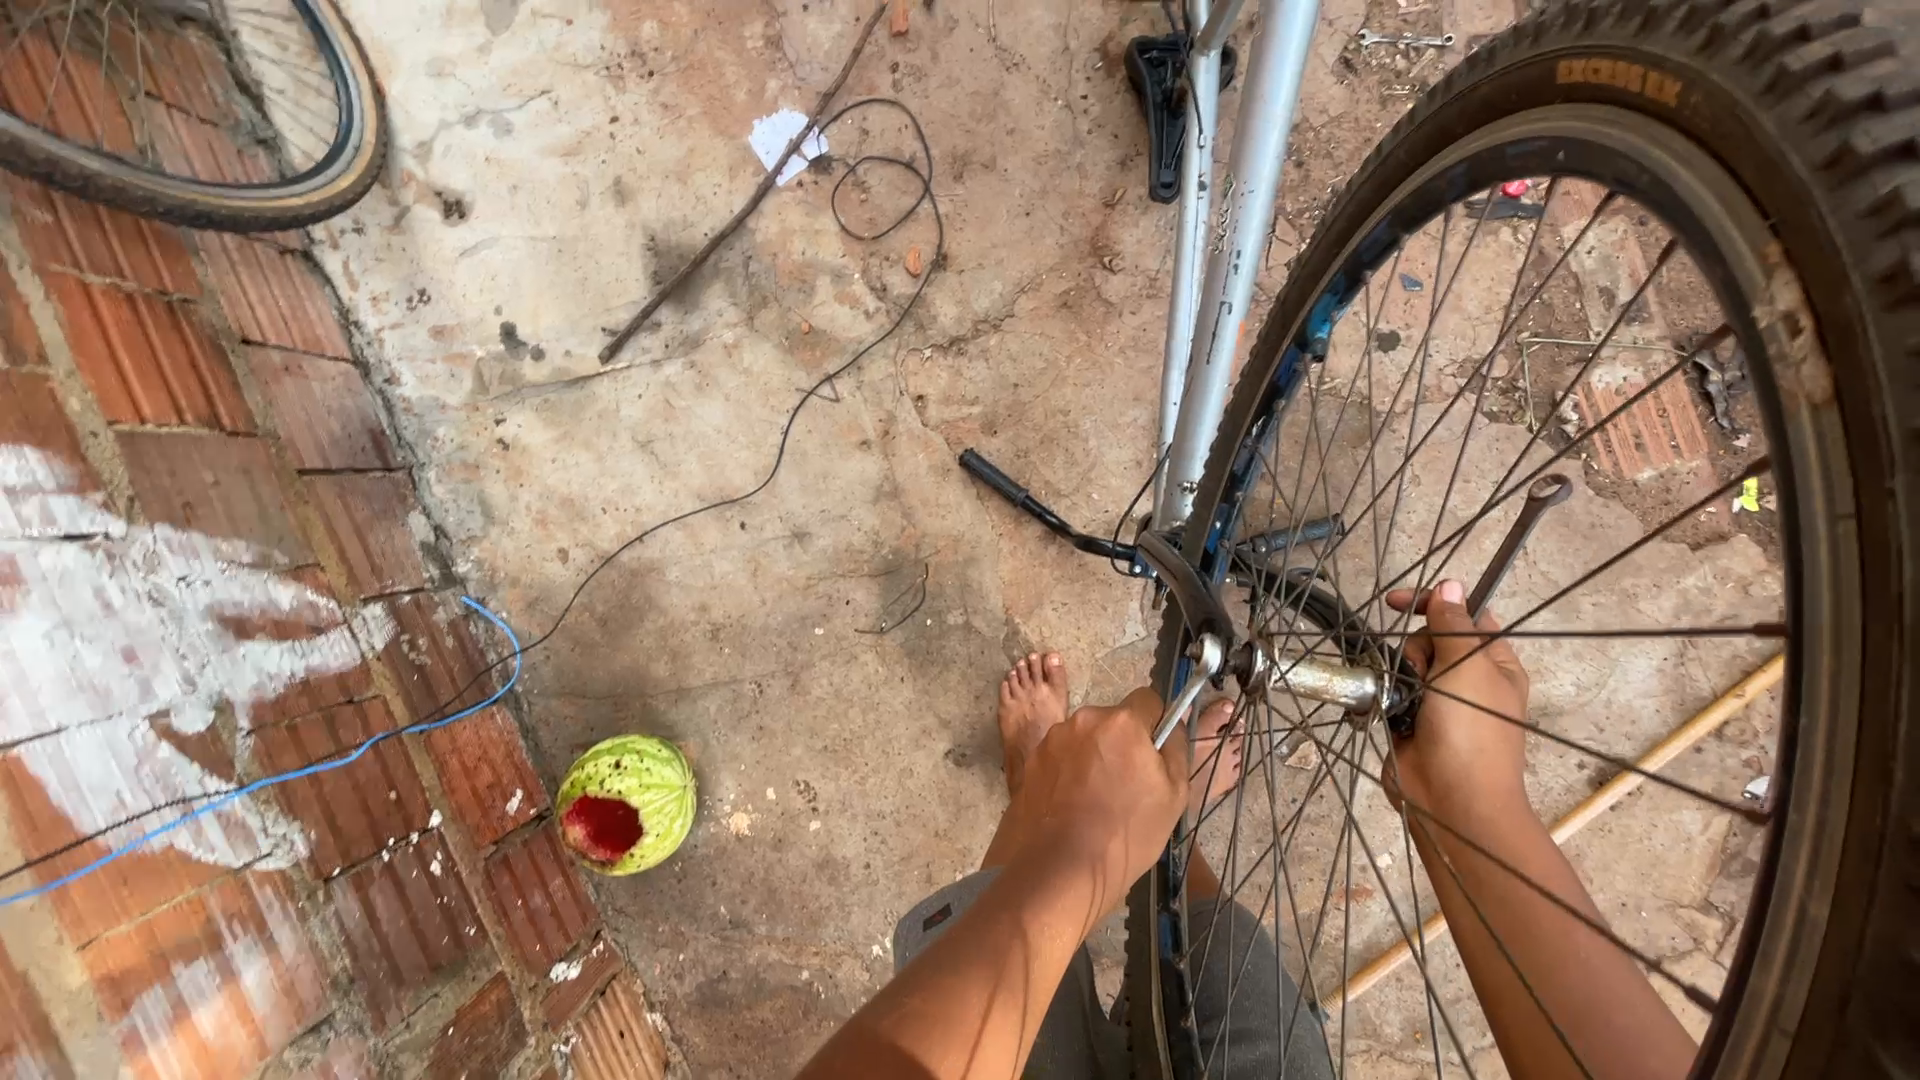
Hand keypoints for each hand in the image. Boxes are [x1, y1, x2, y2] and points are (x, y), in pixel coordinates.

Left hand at [997, 687, 1189, 919]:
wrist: (1058, 866)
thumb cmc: (1125, 834)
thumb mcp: (1173, 795)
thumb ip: (1175, 749)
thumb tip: (1170, 727)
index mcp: (1122, 722)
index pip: (1148, 699)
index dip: (1155, 723)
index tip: (1154, 751)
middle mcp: (1084, 719)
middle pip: (1114, 720)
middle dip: (1122, 742)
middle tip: (1126, 784)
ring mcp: (1053, 738)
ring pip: (1085, 737)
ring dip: (1094, 755)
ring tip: (1095, 799)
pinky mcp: (1033, 759)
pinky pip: (1061, 755)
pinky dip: (1069, 770)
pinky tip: (1072, 804)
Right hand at [1383, 579, 1530, 823]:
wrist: (1451, 797)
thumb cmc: (1471, 730)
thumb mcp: (1467, 667)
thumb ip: (1453, 623)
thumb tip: (1450, 583)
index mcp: (1493, 663)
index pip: (1463, 616)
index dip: (1432, 603)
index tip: (1394, 603)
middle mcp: (1466, 678)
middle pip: (1427, 638)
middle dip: (1414, 649)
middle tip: (1423, 676)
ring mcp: (1436, 700)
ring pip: (1402, 664)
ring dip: (1396, 674)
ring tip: (1403, 699)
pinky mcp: (1407, 719)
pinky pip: (1387, 691)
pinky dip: (1382, 695)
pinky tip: (1384, 707)